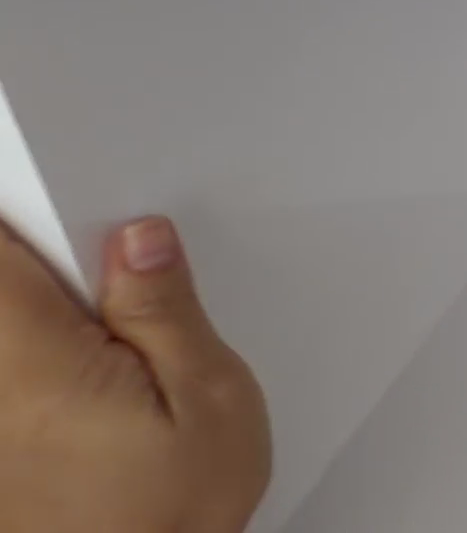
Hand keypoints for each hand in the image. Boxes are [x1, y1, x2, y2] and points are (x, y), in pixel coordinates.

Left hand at [0, 216, 269, 532]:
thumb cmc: (180, 499)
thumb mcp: (206, 392)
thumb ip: (163, 310)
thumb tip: (138, 239)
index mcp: (36, 375)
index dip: (25, 218)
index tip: (75, 206)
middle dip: (34, 262)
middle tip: (107, 253)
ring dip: (35, 301)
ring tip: (106, 302)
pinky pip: (5, 363)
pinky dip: (36, 339)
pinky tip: (85, 349)